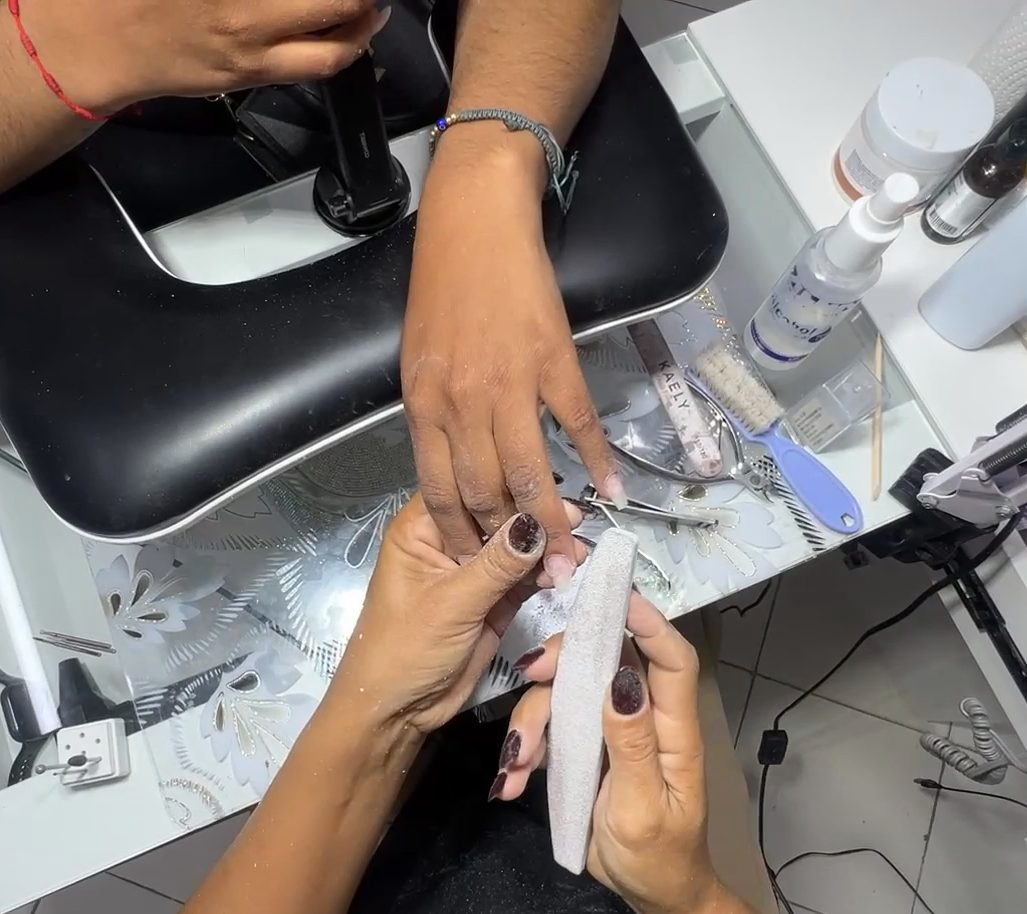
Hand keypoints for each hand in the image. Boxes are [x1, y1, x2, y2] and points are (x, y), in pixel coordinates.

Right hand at [20, 0, 388, 110]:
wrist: (98, 42)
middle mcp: (248, 10)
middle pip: (335, 0)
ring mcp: (253, 46)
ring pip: (336, 44)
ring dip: (364, 24)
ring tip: (373, 8)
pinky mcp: (251, 74)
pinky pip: (313, 66)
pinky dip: (342, 48)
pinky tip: (349, 33)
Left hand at [328, 497, 583, 733]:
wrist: (397, 712)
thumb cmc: (405, 649)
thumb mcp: (451, 603)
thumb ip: (497, 564)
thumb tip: (538, 521)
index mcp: (422, 526)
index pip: (469, 488)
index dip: (509, 485)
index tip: (551, 490)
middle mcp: (448, 539)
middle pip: (498, 516)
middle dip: (534, 519)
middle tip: (574, 521)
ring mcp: (472, 570)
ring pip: (516, 547)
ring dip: (545, 548)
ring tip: (578, 549)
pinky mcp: (492, 599)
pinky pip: (524, 576)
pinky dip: (544, 574)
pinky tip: (567, 569)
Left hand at [402, 125, 622, 574]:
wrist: (474, 222)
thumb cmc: (441, 290)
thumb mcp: (417, 361)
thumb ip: (433, 418)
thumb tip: (453, 469)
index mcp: (425, 405)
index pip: (440, 491)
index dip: (461, 536)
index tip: (478, 568)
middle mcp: (464, 404)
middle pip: (487, 492)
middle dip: (510, 544)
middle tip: (534, 579)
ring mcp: (512, 383)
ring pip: (532, 471)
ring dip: (554, 520)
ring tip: (572, 554)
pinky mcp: (554, 360)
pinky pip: (577, 424)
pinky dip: (595, 459)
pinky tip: (610, 489)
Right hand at [495, 595, 718, 913]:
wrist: (650, 896)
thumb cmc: (660, 858)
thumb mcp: (644, 810)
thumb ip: (632, 745)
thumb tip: (622, 679)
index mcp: (672, 729)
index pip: (673, 660)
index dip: (650, 622)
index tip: (614, 595)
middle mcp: (640, 717)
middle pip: (604, 662)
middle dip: (564, 660)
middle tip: (530, 671)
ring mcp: (606, 728)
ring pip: (564, 692)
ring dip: (532, 719)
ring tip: (516, 763)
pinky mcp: (580, 745)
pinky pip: (546, 726)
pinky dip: (524, 747)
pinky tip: (511, 779)